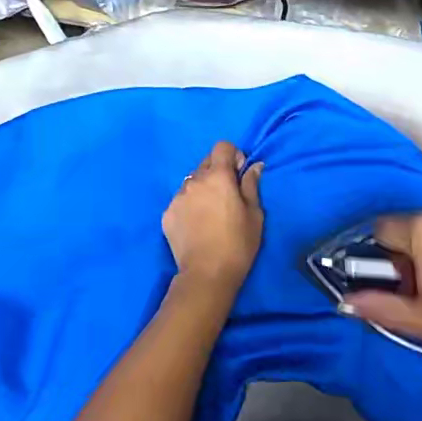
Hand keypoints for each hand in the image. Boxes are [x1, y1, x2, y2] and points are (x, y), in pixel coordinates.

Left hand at [162, 142, 263, 292]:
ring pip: (191, 182)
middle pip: (206, 163)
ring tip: (210, 214)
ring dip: (202, 189)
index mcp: (218, 177)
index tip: (239, 174)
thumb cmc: (238, 244)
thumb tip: (254, 165)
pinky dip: (189, 206)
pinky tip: (197, 226)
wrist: (206, 274)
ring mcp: (177, 197)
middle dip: (217, 172)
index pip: (222, 146)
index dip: (233, 155)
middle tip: (227, 196)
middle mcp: (194, 180)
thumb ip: (252, 185)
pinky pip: (180, 200)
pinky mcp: (167, 213)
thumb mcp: (254, 214)